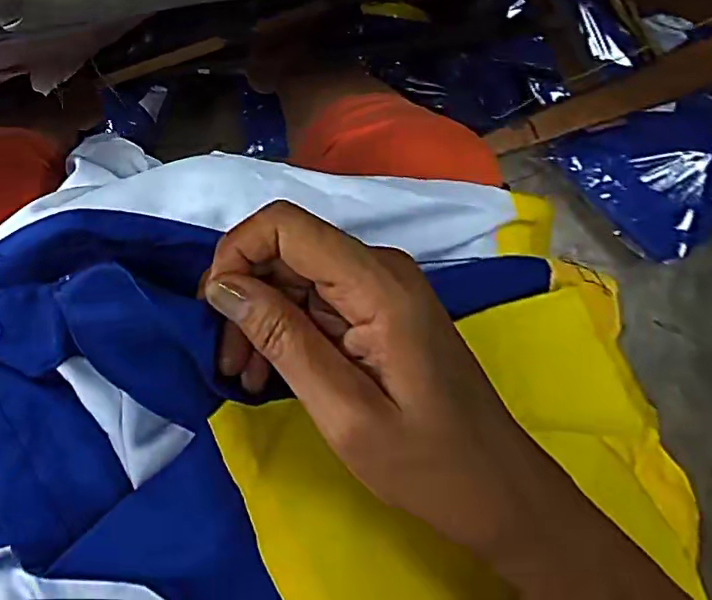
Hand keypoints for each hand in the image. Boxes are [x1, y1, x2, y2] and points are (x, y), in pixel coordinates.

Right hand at [200, 201, 684, 599]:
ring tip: (245, 376)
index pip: (287, 224)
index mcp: (378, 282)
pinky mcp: (377, 304)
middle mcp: (378, 266)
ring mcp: (379, 283)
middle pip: (287, 248)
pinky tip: (270, 372)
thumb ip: (283, 339)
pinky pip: (315, 298)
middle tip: (227, 360)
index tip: (213, 307)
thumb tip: (223, 286)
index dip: (238, 251)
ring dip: (260, 317)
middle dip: (244, 293)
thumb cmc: (427, 463)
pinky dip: (285, 328)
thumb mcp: (344, 413)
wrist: (498, 488)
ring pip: (295, 274)